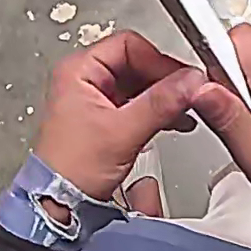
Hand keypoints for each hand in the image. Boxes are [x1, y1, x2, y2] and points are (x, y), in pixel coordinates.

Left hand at [33, 30, 203, 198]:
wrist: (59, 203)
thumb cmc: (71, 170)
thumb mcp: (122, 132)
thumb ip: (160, 103)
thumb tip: (190, 81)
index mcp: (78, 71)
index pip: (129, 46)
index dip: (159, 60)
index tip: (184, 77)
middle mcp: (84, 81)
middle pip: (137, 64)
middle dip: (166, 80)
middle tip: (189, 93)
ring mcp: (95, 100)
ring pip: (140, 85)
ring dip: (165, 97)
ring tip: (185, 110)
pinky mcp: (105, 119)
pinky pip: (137, 104)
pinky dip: (157, 111)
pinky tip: (174, 121)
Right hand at [191, 24, 250, 209]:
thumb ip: (227, 117)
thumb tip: (200, 88)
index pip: (239, 38)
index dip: (215, 55)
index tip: (208, 83)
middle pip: (241, 49)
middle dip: (224, 77)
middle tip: (231, 114)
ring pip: (249, 61)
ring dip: (237, 87)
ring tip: (248, 122)